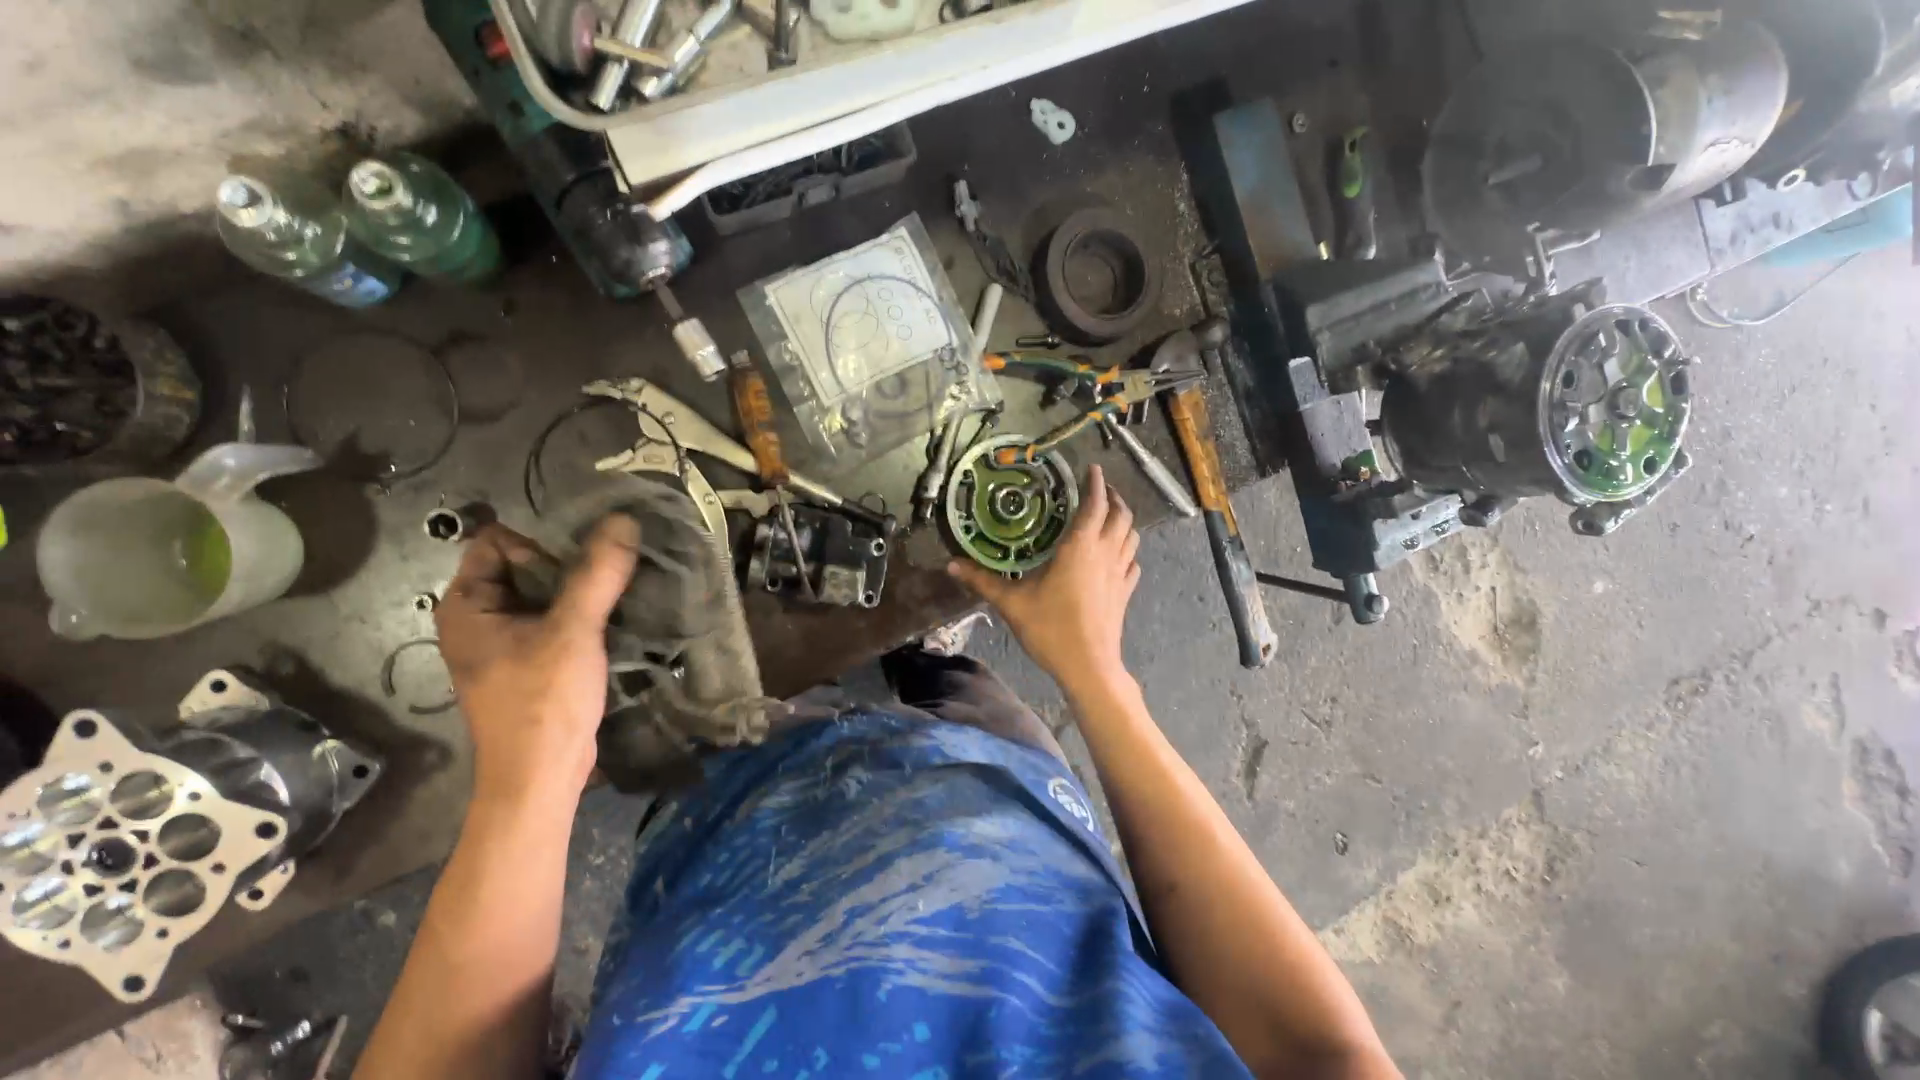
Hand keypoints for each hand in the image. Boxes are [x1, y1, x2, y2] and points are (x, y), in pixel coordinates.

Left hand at [435, 517, 639, 805]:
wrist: (540, 776)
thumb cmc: (543, 700)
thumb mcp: (573, 629)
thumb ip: (598, 572)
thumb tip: (624, 519)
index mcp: (467, 604)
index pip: (497, 542)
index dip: (540, 543)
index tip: (581, 565)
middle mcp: (476, 619)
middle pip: (522, 567)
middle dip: (567, 566)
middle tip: (608, 576)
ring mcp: (502, 644)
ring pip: (542, 596)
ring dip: (579, 592)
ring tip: (617, 594)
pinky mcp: (527, 665)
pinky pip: (552, 623)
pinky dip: (579, 617)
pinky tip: (612, 622)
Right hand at [948, 464, 1140, 689]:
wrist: (1089, 667)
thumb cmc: (1051, 629)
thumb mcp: (1012, 603)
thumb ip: (983, 581)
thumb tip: (951, 565)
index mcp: (1080, 547)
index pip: (1094, 504)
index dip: (1095, 483)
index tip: (1091, 468)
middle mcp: (1105, 553)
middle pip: (1121, 515)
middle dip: (1113, 497)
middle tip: (1099, 489)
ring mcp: (1120, 573)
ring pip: (1132, 536)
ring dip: (1124, 521)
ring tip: (1110, 515)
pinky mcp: (1125, 592)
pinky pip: (1133, 562)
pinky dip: (1128, 551)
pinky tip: (1118, 555)